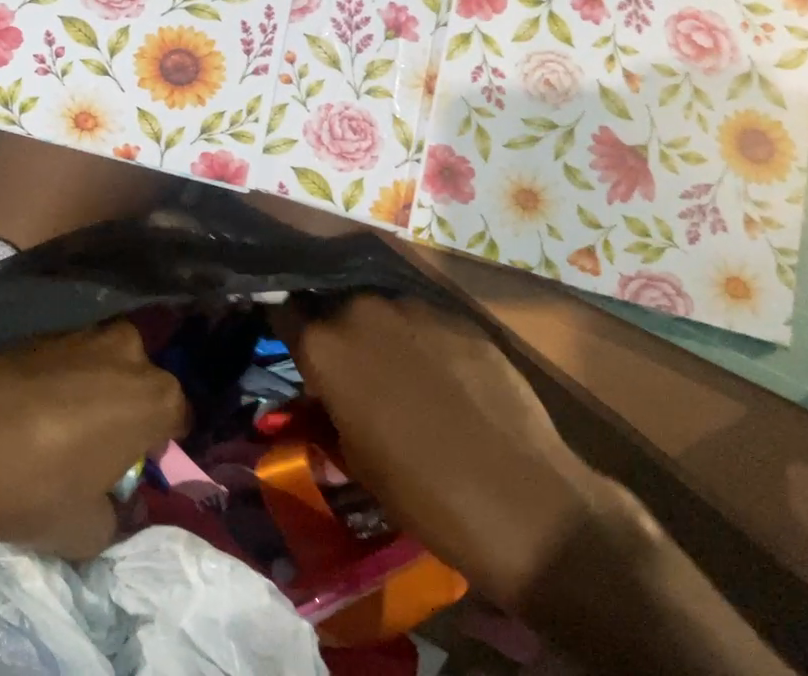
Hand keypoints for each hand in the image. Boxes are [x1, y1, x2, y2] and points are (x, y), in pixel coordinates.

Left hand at [0, 321, 189, 559]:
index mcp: (155, 395)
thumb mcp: (89, 530)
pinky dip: (52, 380)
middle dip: (126, 407)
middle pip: (139, 380)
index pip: (178, 419)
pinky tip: (25, 410)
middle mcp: (123, 350)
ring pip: (99, 364)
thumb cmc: (31, 490)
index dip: (159, 447)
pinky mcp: (30, 331)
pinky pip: (60, 358)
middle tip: (98, 447)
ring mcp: (74, 334)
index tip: (135, 469)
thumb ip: (117, 515)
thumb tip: (112, 503)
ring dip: (88, 389)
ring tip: (56, 429)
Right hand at [273, 294, 609, 606]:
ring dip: (382, 334)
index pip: (283, 311)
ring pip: (383, 310)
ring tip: (399, 371)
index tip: (290, 343)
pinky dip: (425, 343)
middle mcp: (362, 312)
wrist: (523, 501)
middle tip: (348, 366)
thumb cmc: (419, 491)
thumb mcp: (351, 456)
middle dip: (336, 330)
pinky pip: (428, 324)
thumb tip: (328, 395)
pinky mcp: (466, 322)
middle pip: (335, 306)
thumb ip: (330, 408)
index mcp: (323, 346)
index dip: (285, 326)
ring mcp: (418, 311)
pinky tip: (443, 378)